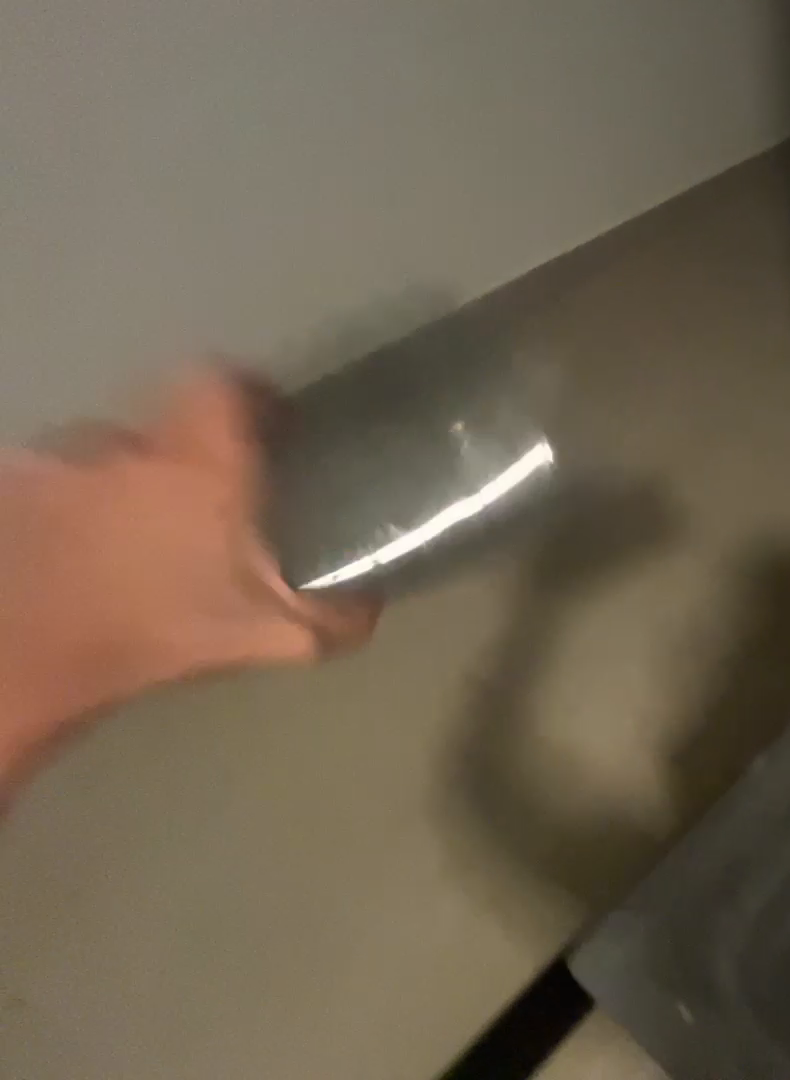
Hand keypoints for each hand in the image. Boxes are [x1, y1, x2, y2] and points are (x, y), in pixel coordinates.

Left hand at [0, 368, 379, 757]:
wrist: (25, 669)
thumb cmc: (164, 637)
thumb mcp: (285, 636)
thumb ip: (344, 611)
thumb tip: (376, 596)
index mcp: (197, 466)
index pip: (219, 381)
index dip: (248, 391)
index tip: (271, 420)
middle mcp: (119, 452)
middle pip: (158, 426)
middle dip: (182, 457)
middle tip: (208, 501)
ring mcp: (44, 472)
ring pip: (97, 458)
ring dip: (120, 484)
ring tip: (141, 532)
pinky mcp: (3, 498)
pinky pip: (45, 487)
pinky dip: (69, 509)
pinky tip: (86, 552)